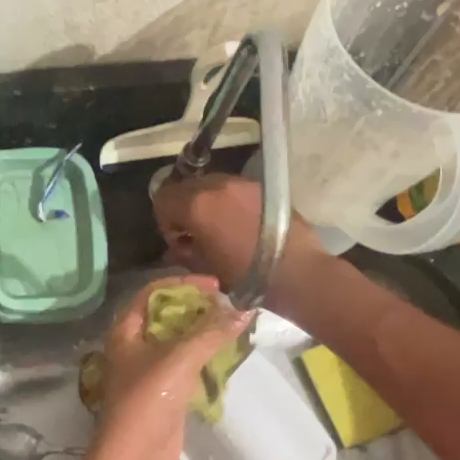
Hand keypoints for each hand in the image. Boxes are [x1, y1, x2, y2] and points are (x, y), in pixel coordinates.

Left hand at [93, 276, 252, 459]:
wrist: (135, 454)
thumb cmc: (148, 399)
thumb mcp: (180, 359)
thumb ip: (212, 333)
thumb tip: (245, 311)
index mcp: (126, 330)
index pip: (153, 292)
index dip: (183, 284)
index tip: (215, 286)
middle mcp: (133, 345)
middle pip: (165, 314)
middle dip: (196, 307)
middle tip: (226, 305)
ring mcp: (147, 369)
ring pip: (177, 340)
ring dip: (202, 332)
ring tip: (231, 325)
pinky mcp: (163, 390)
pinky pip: (185, 363)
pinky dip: (203, 355)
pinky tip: (225, 353)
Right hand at [152, 174, 330, 316]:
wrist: (296, 272)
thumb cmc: (245, 275)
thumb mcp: (205, 268)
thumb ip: (184, 251)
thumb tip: (179, 245)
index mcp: (196, 205)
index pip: (163, 198)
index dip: (165, 220)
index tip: (179, 240)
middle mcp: (217, 185)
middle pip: (186, 187)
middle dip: (186, 208)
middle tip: (198, 234)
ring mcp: (243, 183)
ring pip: (212, 185)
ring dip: (209, 203)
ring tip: (222, 229)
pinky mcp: (263, 188)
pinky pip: (235, 190)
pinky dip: (231, 203)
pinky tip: (242, 225)